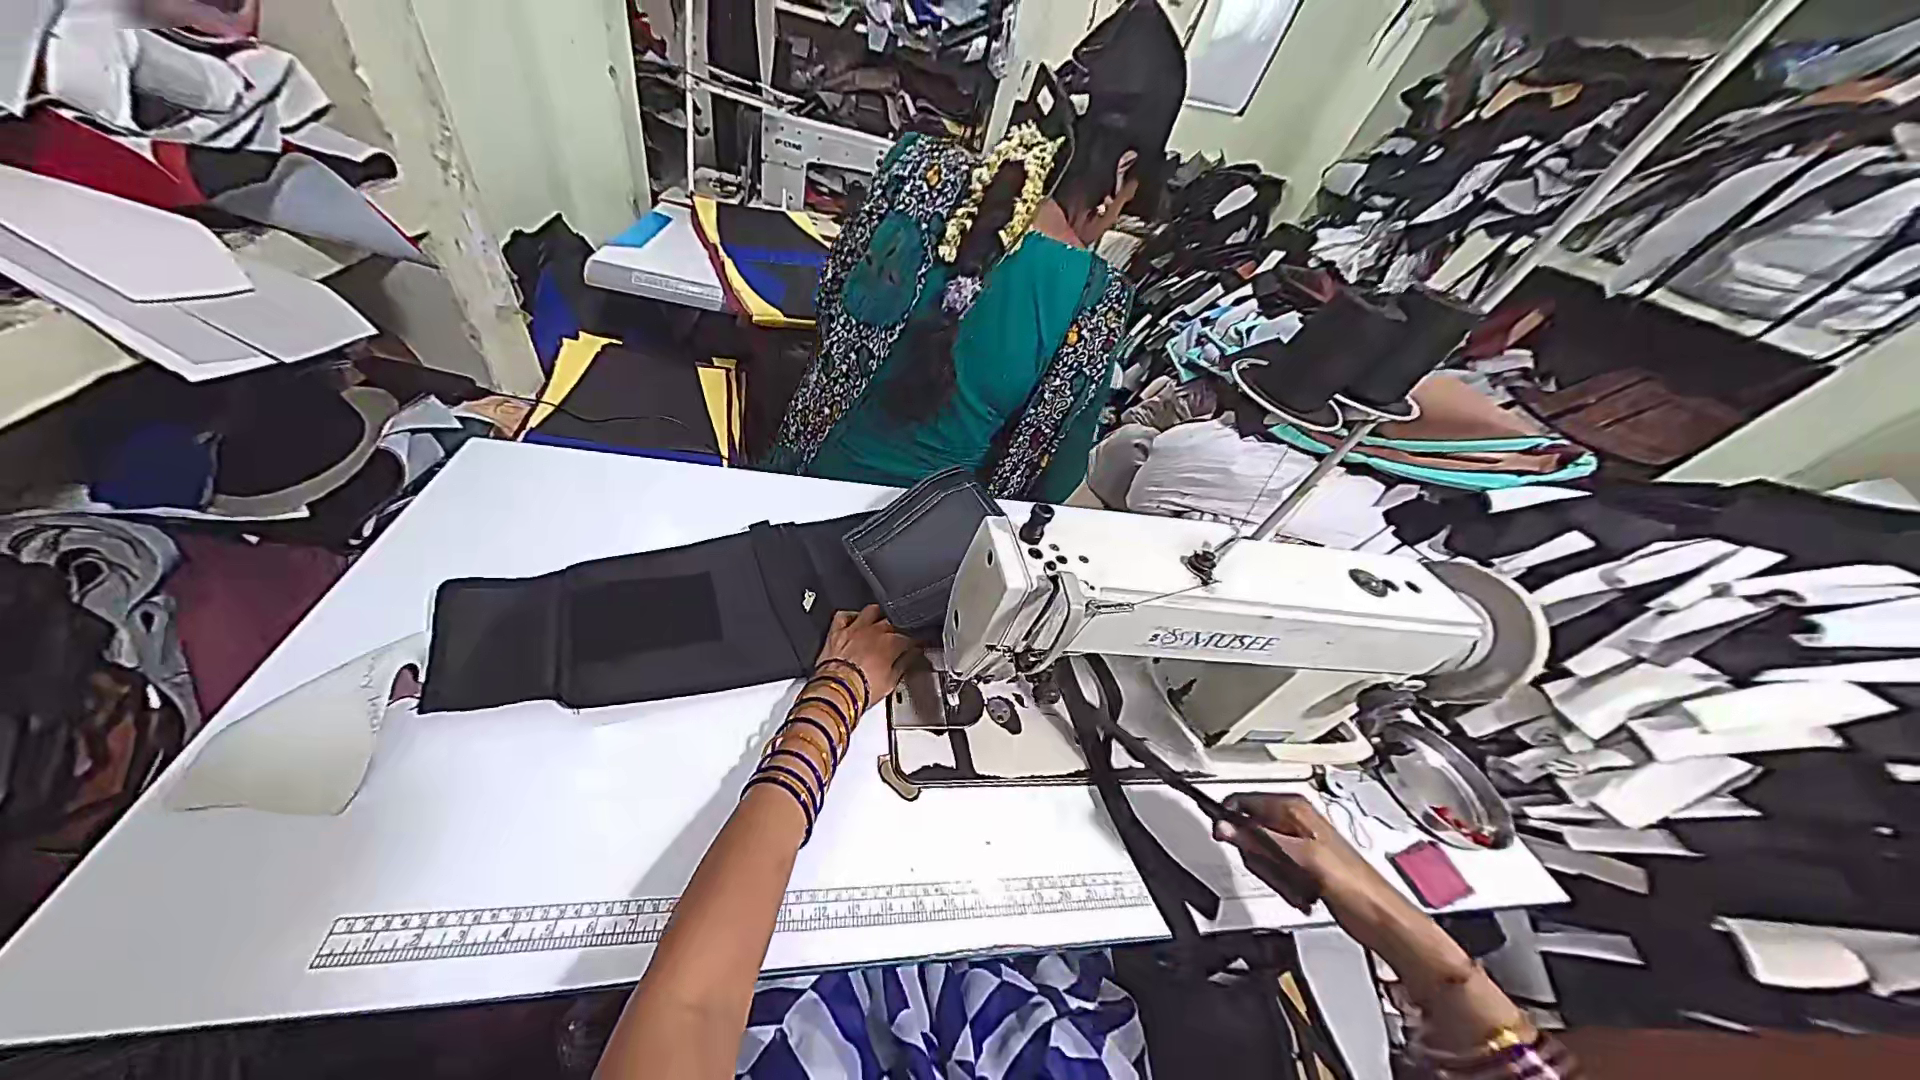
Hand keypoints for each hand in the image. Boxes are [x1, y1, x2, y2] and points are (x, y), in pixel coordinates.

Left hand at [814, 606, 917, 710]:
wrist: (836, 691)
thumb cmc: (862, 689)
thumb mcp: (891, 681)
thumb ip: (904, 664)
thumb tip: (911, 657)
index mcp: (891, 642)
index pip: (909, 637)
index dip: (915, 641)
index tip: (916, 645)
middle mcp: (874, 631)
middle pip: (892, 621)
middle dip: (899, 628)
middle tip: (900, 637)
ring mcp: (855, 629)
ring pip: (871, 611)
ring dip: (878, 615)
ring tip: (880, 622)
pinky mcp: (837, 632)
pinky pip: (843, 616)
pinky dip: (850, 616)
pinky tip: (853, 620)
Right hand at [1214, 794, 1428, 955]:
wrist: (1383, 921)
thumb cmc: (1354, 886)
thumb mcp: (1298, 859)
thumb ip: (1259, 840)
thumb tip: (1225, 825)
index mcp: (1296, 809)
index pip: (1244, 801)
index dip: (1230, 820)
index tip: (1224, 837)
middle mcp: (1296, 821)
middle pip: (1249, 829)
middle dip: (1258, 856)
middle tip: (1276, 870)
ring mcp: (1299, 843)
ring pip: (1260, 853)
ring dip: (1272, 874)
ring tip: (1294, 884)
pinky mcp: (1302, 865)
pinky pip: (1274, 870)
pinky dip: (1283, 884)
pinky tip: (1301, 893)